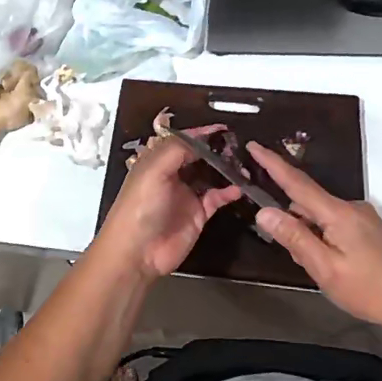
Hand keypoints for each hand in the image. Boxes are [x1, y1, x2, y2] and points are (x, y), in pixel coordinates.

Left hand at [95, 126, 243, 279]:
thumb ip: (177, 149)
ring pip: (211, 176)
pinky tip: (240, 187)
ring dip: (226, 169)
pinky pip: (217, 198)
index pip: (181, 141)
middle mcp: (172, 175)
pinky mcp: (198, 214)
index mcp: (157, 161)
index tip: (223, 128)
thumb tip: (202, 139)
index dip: (200, 133)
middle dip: (217, 150)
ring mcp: (186, 195)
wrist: (137, 252)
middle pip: (198, 157)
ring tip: (244, 164)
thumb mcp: (153, 170)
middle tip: (239, 145)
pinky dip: (229, 192)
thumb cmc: (141, 206)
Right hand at [246, 141, 381, 324]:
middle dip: (292, 223)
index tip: (253, 145)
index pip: (297, 183)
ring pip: (321, 218)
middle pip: (307, 203)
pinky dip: (323, 239)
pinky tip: (332, 265)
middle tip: (296, 257)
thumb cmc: (369, 289)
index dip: (273, 164)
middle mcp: (351, 208)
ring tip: (319, 269)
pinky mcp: (370, 231)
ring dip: (309, 236)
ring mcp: (363, 218)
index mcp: (338, 213)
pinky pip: (334, 225)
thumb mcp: (324, 268)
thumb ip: (294, 238)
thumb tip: (264, 211)